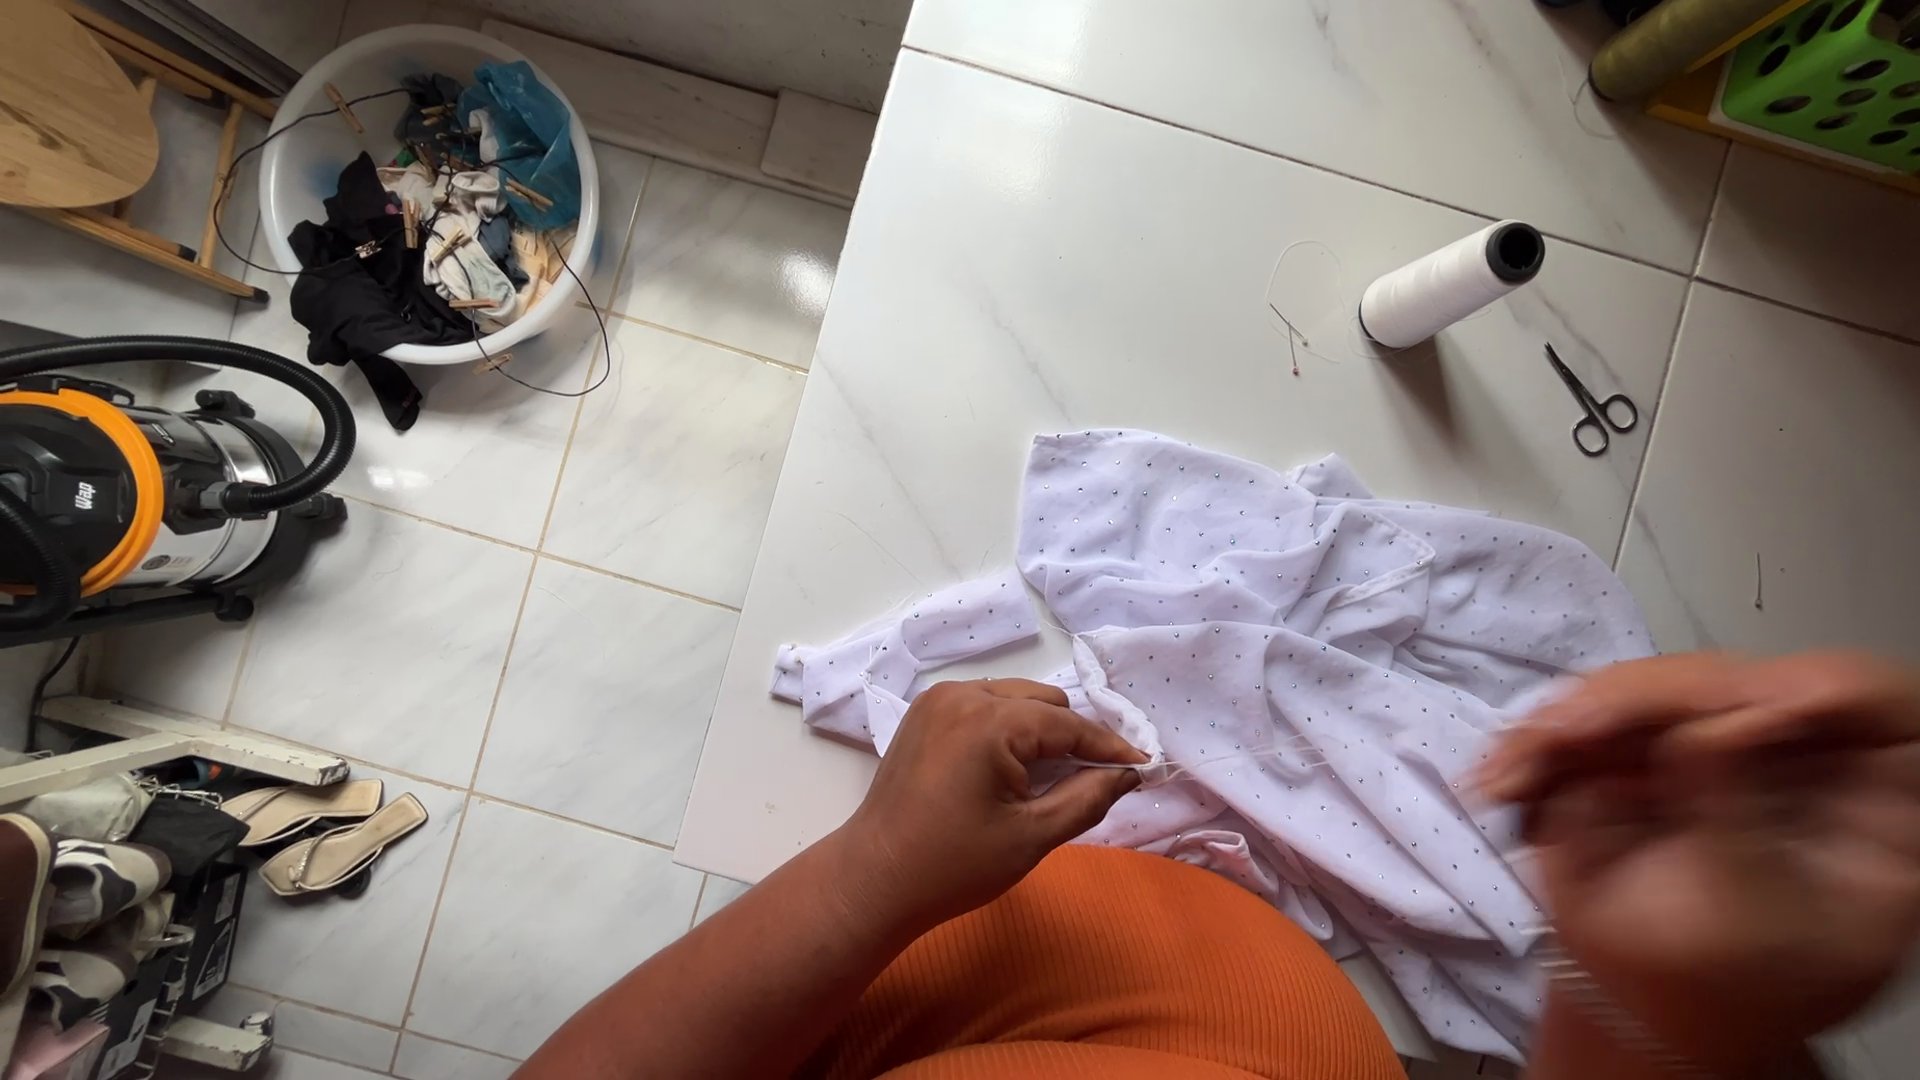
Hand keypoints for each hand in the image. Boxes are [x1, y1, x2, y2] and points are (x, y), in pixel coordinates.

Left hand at [832, 678, 1146, 929]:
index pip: (1066, 724)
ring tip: (1050, 774)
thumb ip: (1087, 798)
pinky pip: (984, 703)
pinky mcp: (925, 710)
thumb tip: (1127, 775)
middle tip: (1093, 777)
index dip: (1107, 747)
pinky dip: (1007, 724)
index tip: (1142, 765)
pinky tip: (1010, 763)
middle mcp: (962, 695)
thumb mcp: (1032, 837)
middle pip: (1042, 701)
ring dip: (1039, 728)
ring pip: (1014, 697)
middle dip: (1072, 736)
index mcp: (988, 721)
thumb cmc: (954, 865)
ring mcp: (938, 698)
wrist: (875, 877)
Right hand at [1480, 652, 1919, 1073]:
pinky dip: (1520, 748)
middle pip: (1710, 679)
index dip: (1808, 688)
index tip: (1737, 717)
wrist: (1640, 992)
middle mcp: (1769, 745)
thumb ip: (1736, 818)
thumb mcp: (1752, 913)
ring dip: (1553, 725)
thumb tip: (1714, 728)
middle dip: (1623, 701)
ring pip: (1621, 688)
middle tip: (1564, 736)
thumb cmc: (1723, 976)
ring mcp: (1681, 738)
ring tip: (1509, 779)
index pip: (1858, 697)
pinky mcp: (1611, 746)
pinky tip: (1499, 783)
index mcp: (1851, 790)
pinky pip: (1560, 720)